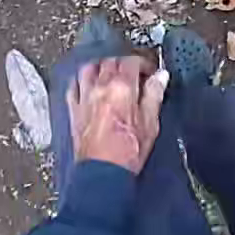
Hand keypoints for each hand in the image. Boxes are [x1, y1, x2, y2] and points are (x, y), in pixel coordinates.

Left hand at [69, 56, 167, 173]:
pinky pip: (73, 87)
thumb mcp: (150, 122)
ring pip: (88, 69)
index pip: (132, 62)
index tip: (150, 71)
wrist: (103, 173)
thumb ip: (155, 95)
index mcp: (122, 88)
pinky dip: (81, 81)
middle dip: (123, 63)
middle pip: (110, 61)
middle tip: (133, 72)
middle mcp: (101, 88)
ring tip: (109, 73)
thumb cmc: (127, 152)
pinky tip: (87, 85)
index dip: (143, 63)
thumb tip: (160, 77)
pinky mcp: (74, 111)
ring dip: (100, 67)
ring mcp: (84, 98)